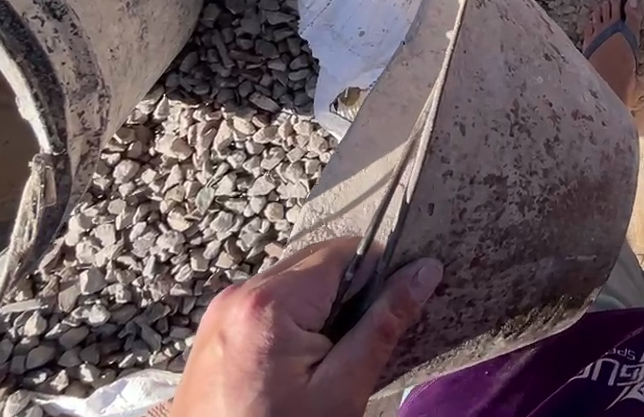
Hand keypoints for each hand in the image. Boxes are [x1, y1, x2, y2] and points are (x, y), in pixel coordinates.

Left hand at [169, 239, 442, 416]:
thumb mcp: (342, 390)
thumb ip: (385, 323)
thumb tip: (428, 268)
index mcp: (271, 301)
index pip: (348, 253)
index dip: (378, 277)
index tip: (388, 316)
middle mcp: (241, 293)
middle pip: (321, 263)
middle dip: (349, 293)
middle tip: (356, 345)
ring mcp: (223, 311)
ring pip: (299, 281)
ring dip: (323, 308)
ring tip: (326, 359)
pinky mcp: (216, 330)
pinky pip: (273, 302)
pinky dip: (296, 320)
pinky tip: (299, 363)